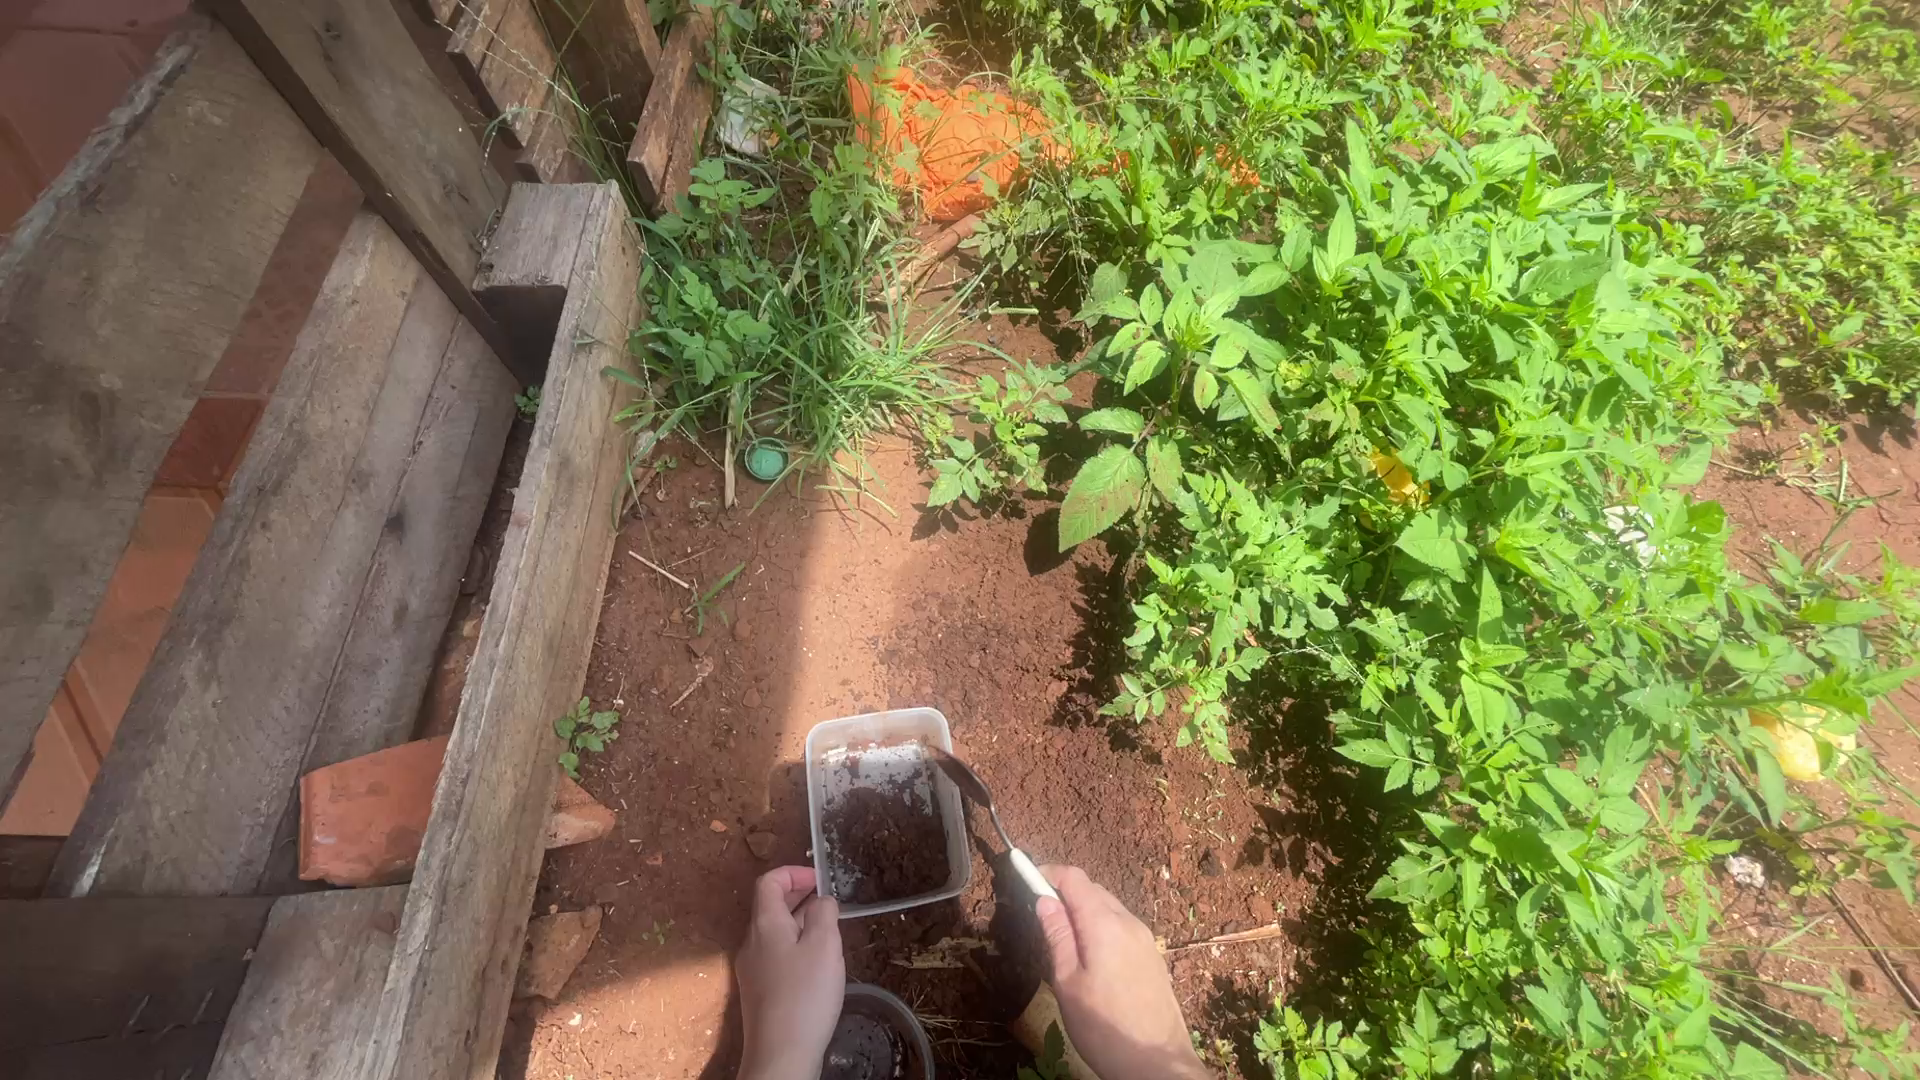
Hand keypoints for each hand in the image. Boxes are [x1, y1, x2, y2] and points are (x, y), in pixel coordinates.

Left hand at [736, 866, 844, 1079]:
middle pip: (770, 905)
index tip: (819, 878)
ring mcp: (753, 969)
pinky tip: (817, 961)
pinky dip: (796, 943)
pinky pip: (776, 953)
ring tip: (828, 926)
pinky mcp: (760, 991)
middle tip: (827, 898)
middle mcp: (752, 942)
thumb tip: (821, 901)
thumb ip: (824, 912)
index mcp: (765, 924)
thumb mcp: (824, 944)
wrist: (780, 1058)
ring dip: (799, 920)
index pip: (769, 882)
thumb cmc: (804, 994)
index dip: (793, 872)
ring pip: (775, 930)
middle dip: (798, 894)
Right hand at [1036, 865, 1208, 1079]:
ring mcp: (1145, 938)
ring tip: (1066, 943)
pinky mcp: (1152, 956)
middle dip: (1065, 894)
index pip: (1074, 877)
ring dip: (1084, 911)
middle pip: (1092, 889)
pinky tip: (1093, 958)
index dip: (1048, 873)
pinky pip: (1122, 926)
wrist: (1159, 1067)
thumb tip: (1044, 900)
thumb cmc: (1104, 1028)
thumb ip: (1057, 936)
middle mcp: (1128, 921)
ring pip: (1108, 907)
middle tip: (1043, 919)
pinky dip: (1102, 926)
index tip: (1027, 879)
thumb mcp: (1068, 983)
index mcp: (1104, 923)